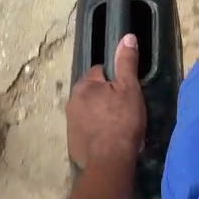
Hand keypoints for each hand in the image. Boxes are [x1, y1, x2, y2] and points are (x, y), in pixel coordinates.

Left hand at [67, 34, 146, 170]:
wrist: (110, 161)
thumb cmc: (122, 120)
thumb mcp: (129, 88)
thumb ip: (126, 62)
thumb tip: (127, 37)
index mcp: (84, 85)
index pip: (101, 72)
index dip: (116, 80)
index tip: (126, 92)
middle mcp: (71, 101)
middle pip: (94, 92)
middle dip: (107, 98)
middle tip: (125, 110)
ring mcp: (70, 124)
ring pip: (89, 112)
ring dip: (101, 115)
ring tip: (119, 126)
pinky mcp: (72, 143)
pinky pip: (86, 130)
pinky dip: (96, 132)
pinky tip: (109, 140)